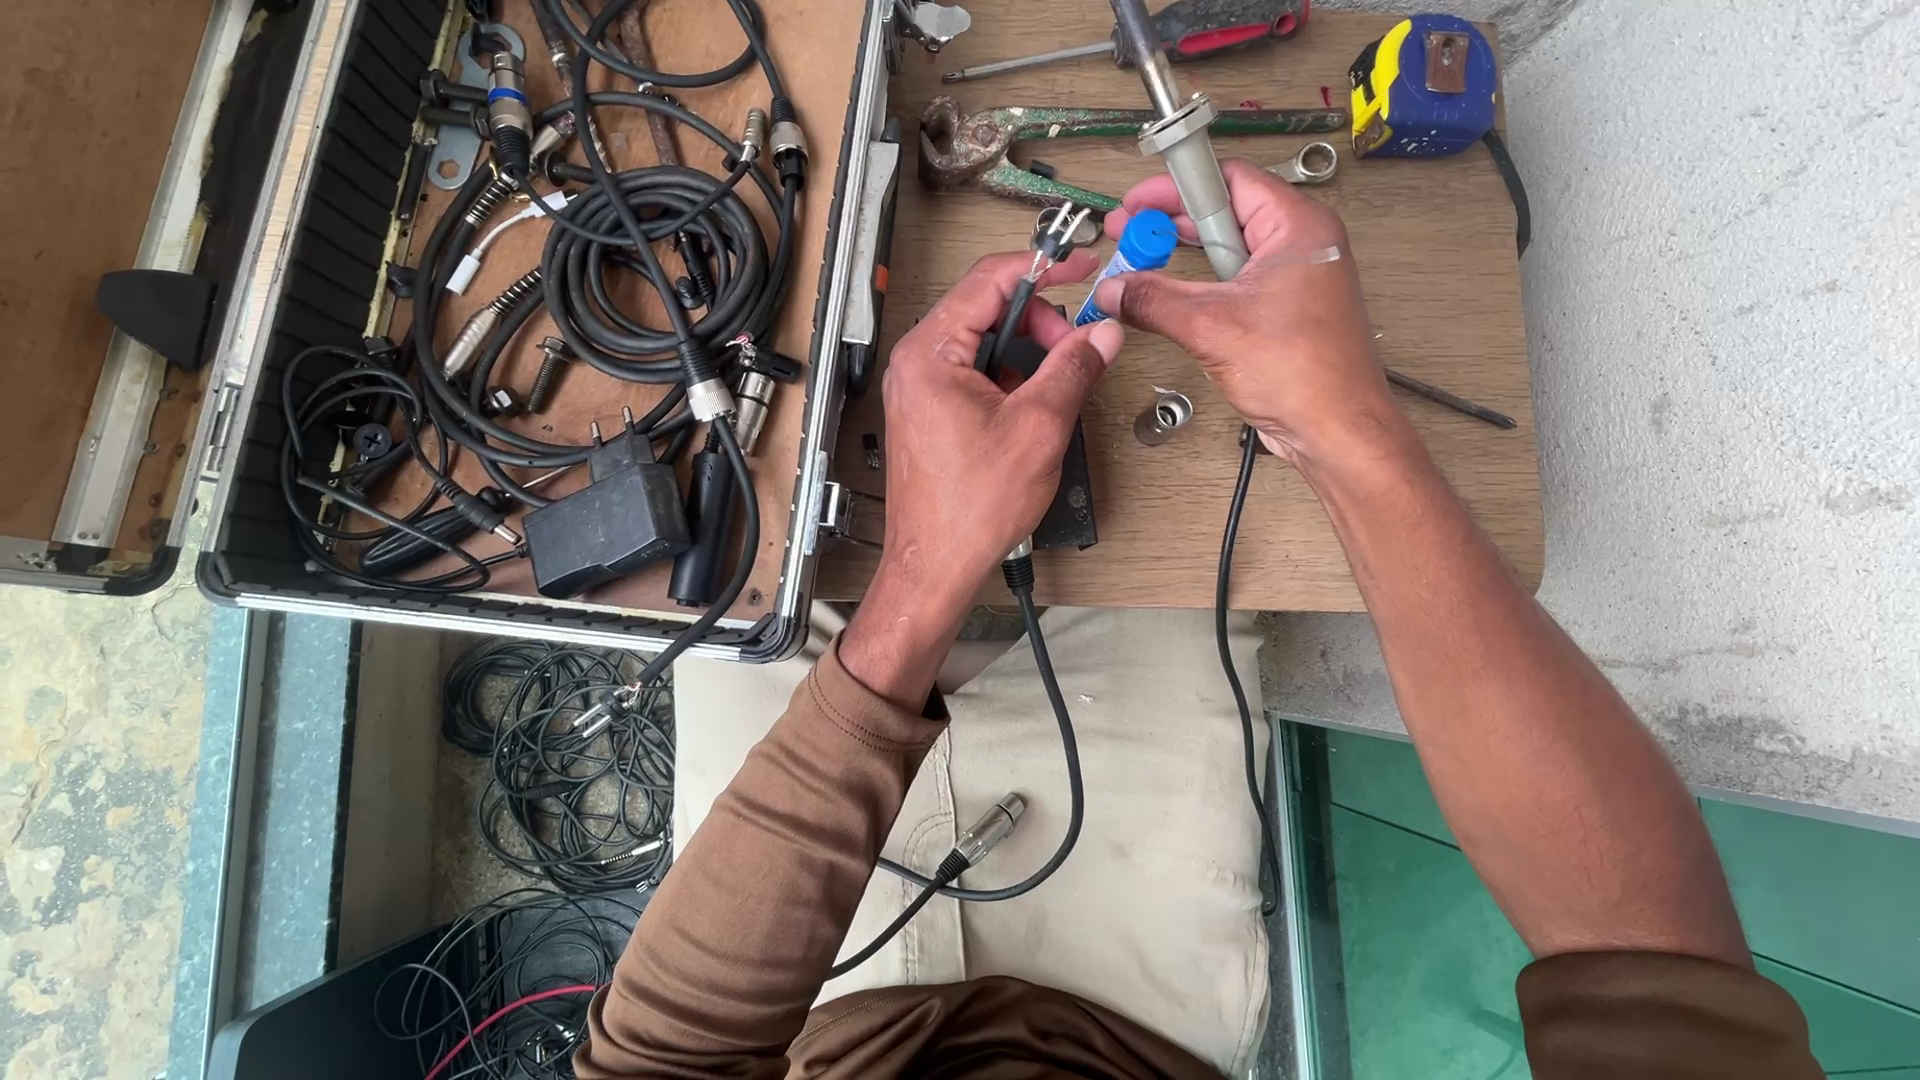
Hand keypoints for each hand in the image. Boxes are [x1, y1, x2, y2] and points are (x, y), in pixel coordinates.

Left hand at [840, 251, 1121, 705]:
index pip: (989, 279)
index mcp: (930, 353)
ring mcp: (919, 390)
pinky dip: (1009, 381)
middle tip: (1073, 349)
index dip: (1043, 268)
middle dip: (1038, 323)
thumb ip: (1074, 368)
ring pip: (984, 344)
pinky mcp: (930, 412)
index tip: (1078, 268)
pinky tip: (1028, 412)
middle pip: (986, 309)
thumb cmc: (967, 509)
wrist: (935, 563)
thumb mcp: (1039, 427)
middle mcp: (915, 365)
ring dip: (1026, 356)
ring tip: (1053, 389)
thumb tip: (1100, 334)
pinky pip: (974, 374)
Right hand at [1093, 159, 1406, 468]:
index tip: (1137, 200)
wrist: (1333, 428)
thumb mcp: (1211, 328)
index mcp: (1297, 226)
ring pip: (1225, 252)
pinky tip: (1167, 298)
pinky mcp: (1280, 311)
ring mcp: (1290, 279)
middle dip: (1169, 223)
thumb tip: (1115, 290)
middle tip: (1129, 231)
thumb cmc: (1306, 374)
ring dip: (1180, 257)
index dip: (1174, 187)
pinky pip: (1231, 284)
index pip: (1227, 180)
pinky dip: (1197, 288)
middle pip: (1222, 213)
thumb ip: (1154, 302)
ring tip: (1140, 264)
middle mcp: (1298, 245)